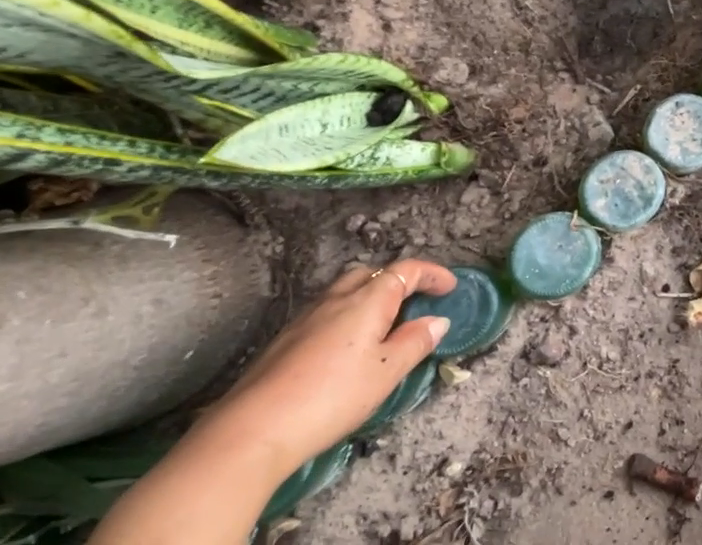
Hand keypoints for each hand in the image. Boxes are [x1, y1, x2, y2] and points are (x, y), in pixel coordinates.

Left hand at [192, 259, 454, 477]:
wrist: (248, 434)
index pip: (404, 270)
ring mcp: (302, 322)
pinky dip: (344, 317)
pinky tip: (346, 348)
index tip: (449, 287)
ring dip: (367, 298)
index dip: (431, 274)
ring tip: (382, 324)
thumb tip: (437, 321)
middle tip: (414, 301)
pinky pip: (322, 314)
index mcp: (366, 302)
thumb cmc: (330, 398)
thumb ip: (415, 342)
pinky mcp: (281, 344)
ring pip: (341, 293)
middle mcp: (333, 302)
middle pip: (368, 274)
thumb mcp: (386, 373)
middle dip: (395, 280)